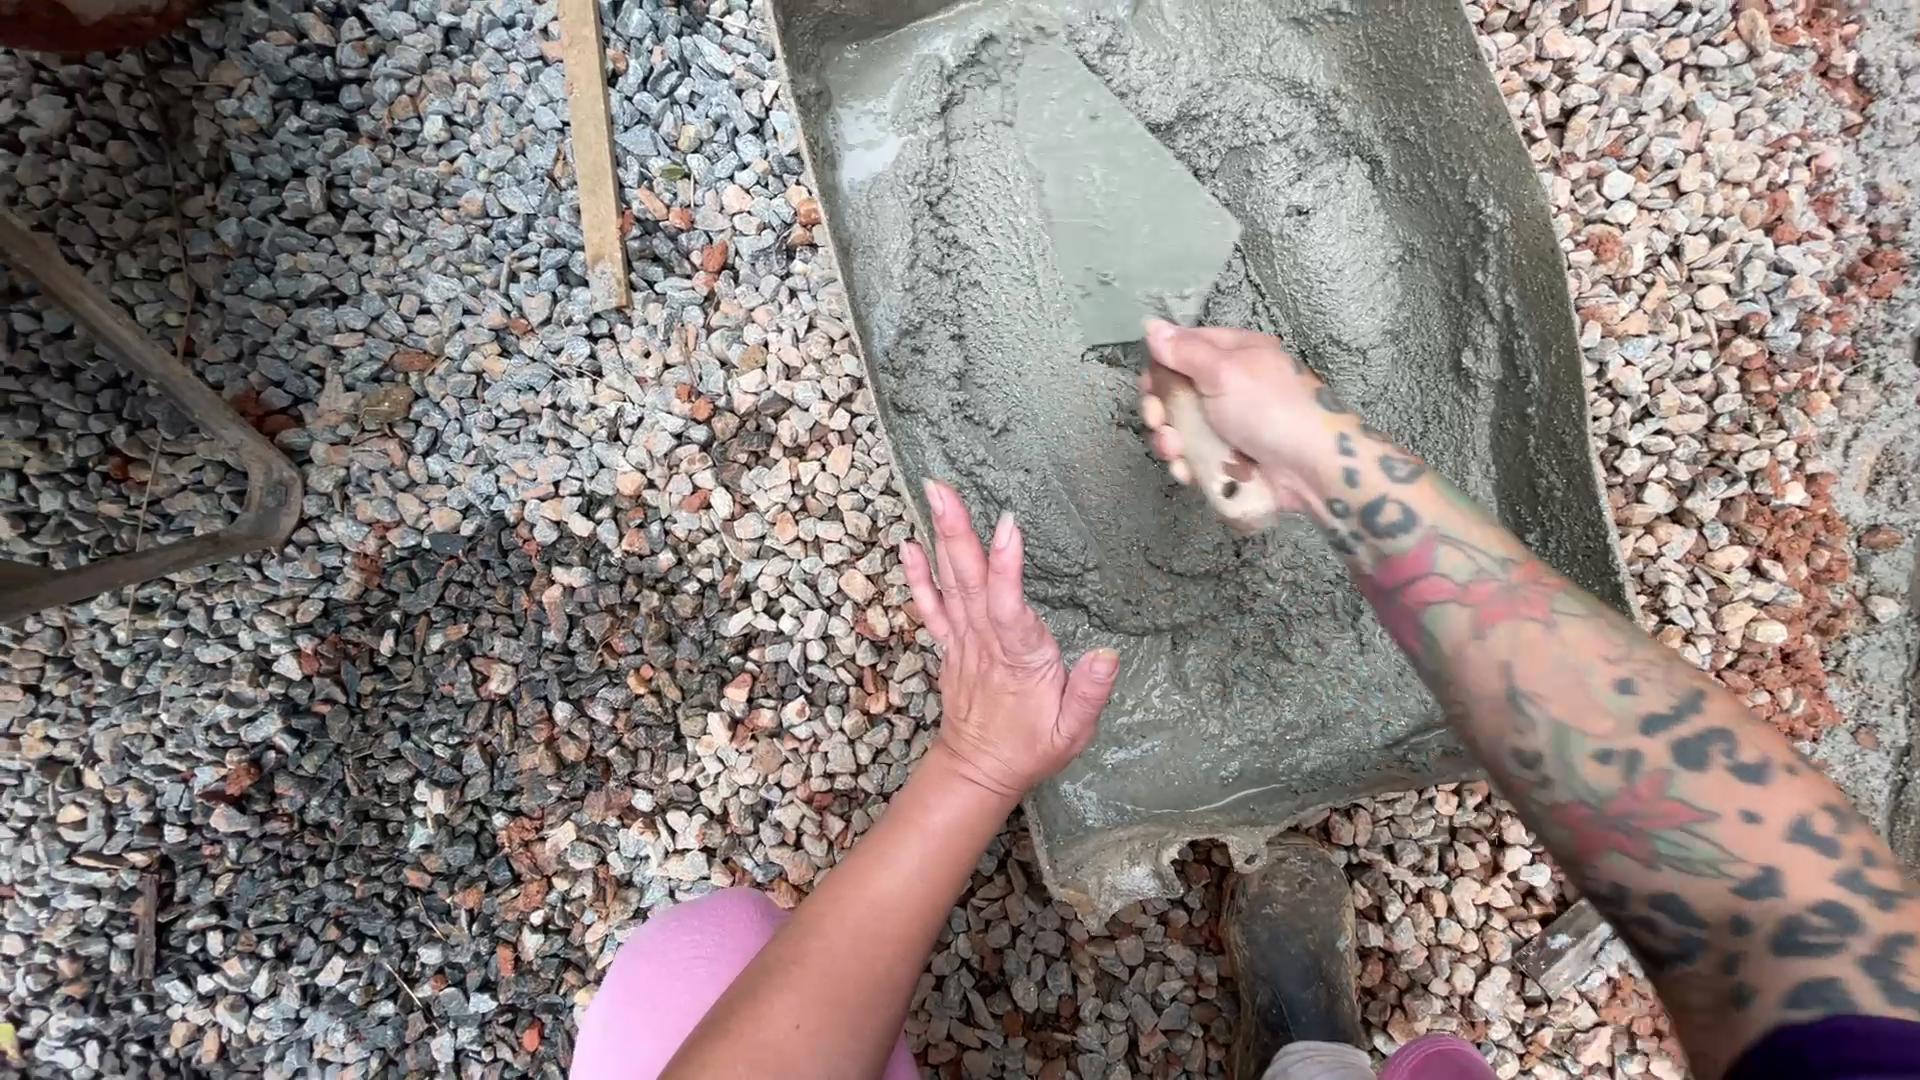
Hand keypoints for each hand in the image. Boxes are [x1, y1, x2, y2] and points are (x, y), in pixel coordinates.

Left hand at [901, 480, 1119, 799]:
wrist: (979, 768)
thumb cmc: (1031, 746)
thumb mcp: (1072, 731)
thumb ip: (1089, 692)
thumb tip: (1106, 654)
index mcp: (1020, 659)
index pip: (1009, 607)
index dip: (1007, 566)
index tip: (1007, 524)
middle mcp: (985, 643)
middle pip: (970, 582)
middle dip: (958, 532)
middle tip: (943, 488)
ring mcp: (961, 641)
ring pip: (950, 584)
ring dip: (941, 538)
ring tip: (934, 496)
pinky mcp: (949, 643)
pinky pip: (930, 606)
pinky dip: (918, 575)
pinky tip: (908, 545)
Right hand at [1136, 320, 1342, 514]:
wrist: (1310, 469)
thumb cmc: (1273, 410)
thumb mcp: (1225, 371)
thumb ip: (1184, 351)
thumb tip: (1152, 326)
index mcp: (1235, 354)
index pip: (1185, 350)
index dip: (1161, 367)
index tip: (1148, 387)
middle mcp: (1230, 386)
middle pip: (1176, 393)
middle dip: (1161, 410)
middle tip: (1159, 421)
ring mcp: (1229, 424)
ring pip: (1181, 429)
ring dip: (1169, 441)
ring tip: (1176, 451)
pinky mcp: (1228, 456)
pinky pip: (1194, 457)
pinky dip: (1186, 464)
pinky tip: (1187, 471)